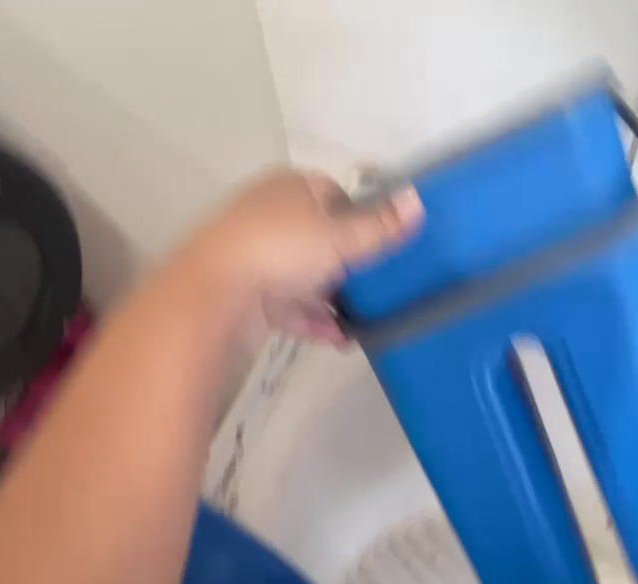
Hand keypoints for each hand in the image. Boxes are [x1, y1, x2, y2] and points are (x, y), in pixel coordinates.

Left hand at [177, 169, 423, 345]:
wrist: (218, 292)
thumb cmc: (283, 250)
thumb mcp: (341, 237)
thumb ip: (380, 226)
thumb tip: (418, 200)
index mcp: (291, 189)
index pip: (334, 196)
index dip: (359, 220)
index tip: (380, 247)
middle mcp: (271, 215)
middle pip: (320, 240)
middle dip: (348, 269)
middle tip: (376, 291)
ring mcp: (257, 256)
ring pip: (306, 277)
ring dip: (333, 302)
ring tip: (361, 326)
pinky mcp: (250, 293)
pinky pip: (290, 306)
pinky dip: (313, 321)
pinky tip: (338, 340)